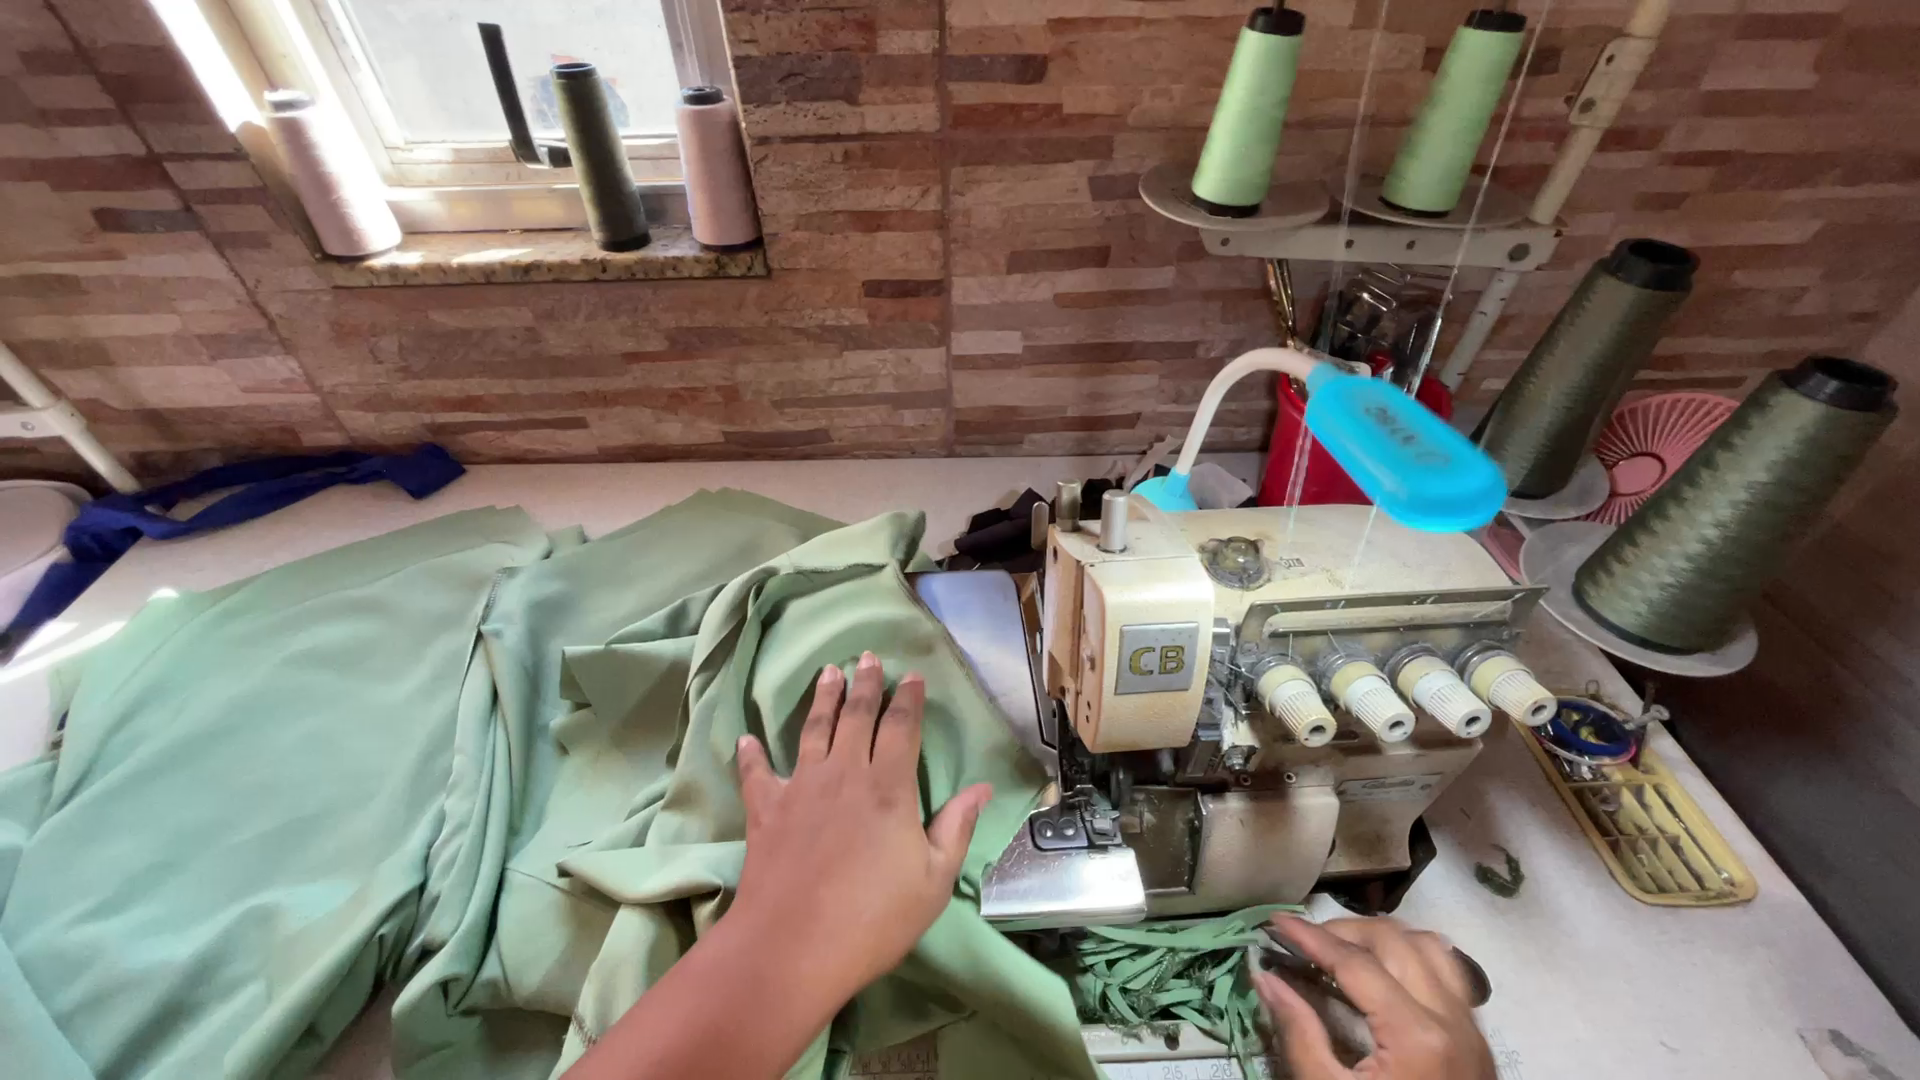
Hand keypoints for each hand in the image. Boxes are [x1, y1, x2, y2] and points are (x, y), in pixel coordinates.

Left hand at [731, 652, 993, 999]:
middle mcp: (845, 774)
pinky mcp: (766, 810)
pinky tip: (747, 739)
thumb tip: (982, 788)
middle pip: (857, 716)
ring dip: (822, 699)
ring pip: (814, 730)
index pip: (901, 727)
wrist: (792, 948)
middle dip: (866, 684)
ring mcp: (801, 788)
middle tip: (868, 658)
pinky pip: (757, 774)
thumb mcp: (933, 880)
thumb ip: (957, 827)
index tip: (912, 676)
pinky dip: (751, 755)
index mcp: (889, 787)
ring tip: (828, 672)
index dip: (909, 698)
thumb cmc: (873, 918)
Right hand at [1254, 915, 1494, 1079]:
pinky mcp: (1479, 1046)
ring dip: (1382, 939)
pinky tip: (1383, 974)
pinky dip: (1412, 959)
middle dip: (1342, 931)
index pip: (1354, 961)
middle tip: (1303, 943)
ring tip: (1342, 952)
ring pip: (1430, 948)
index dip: (1308, 936)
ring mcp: (1473, 1032)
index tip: (1272, 921)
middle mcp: (1453, 1020)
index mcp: (1417, 1035)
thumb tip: (1264, 976)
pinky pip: (1449, 975)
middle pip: (1394, 940)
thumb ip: (1298, 1030)